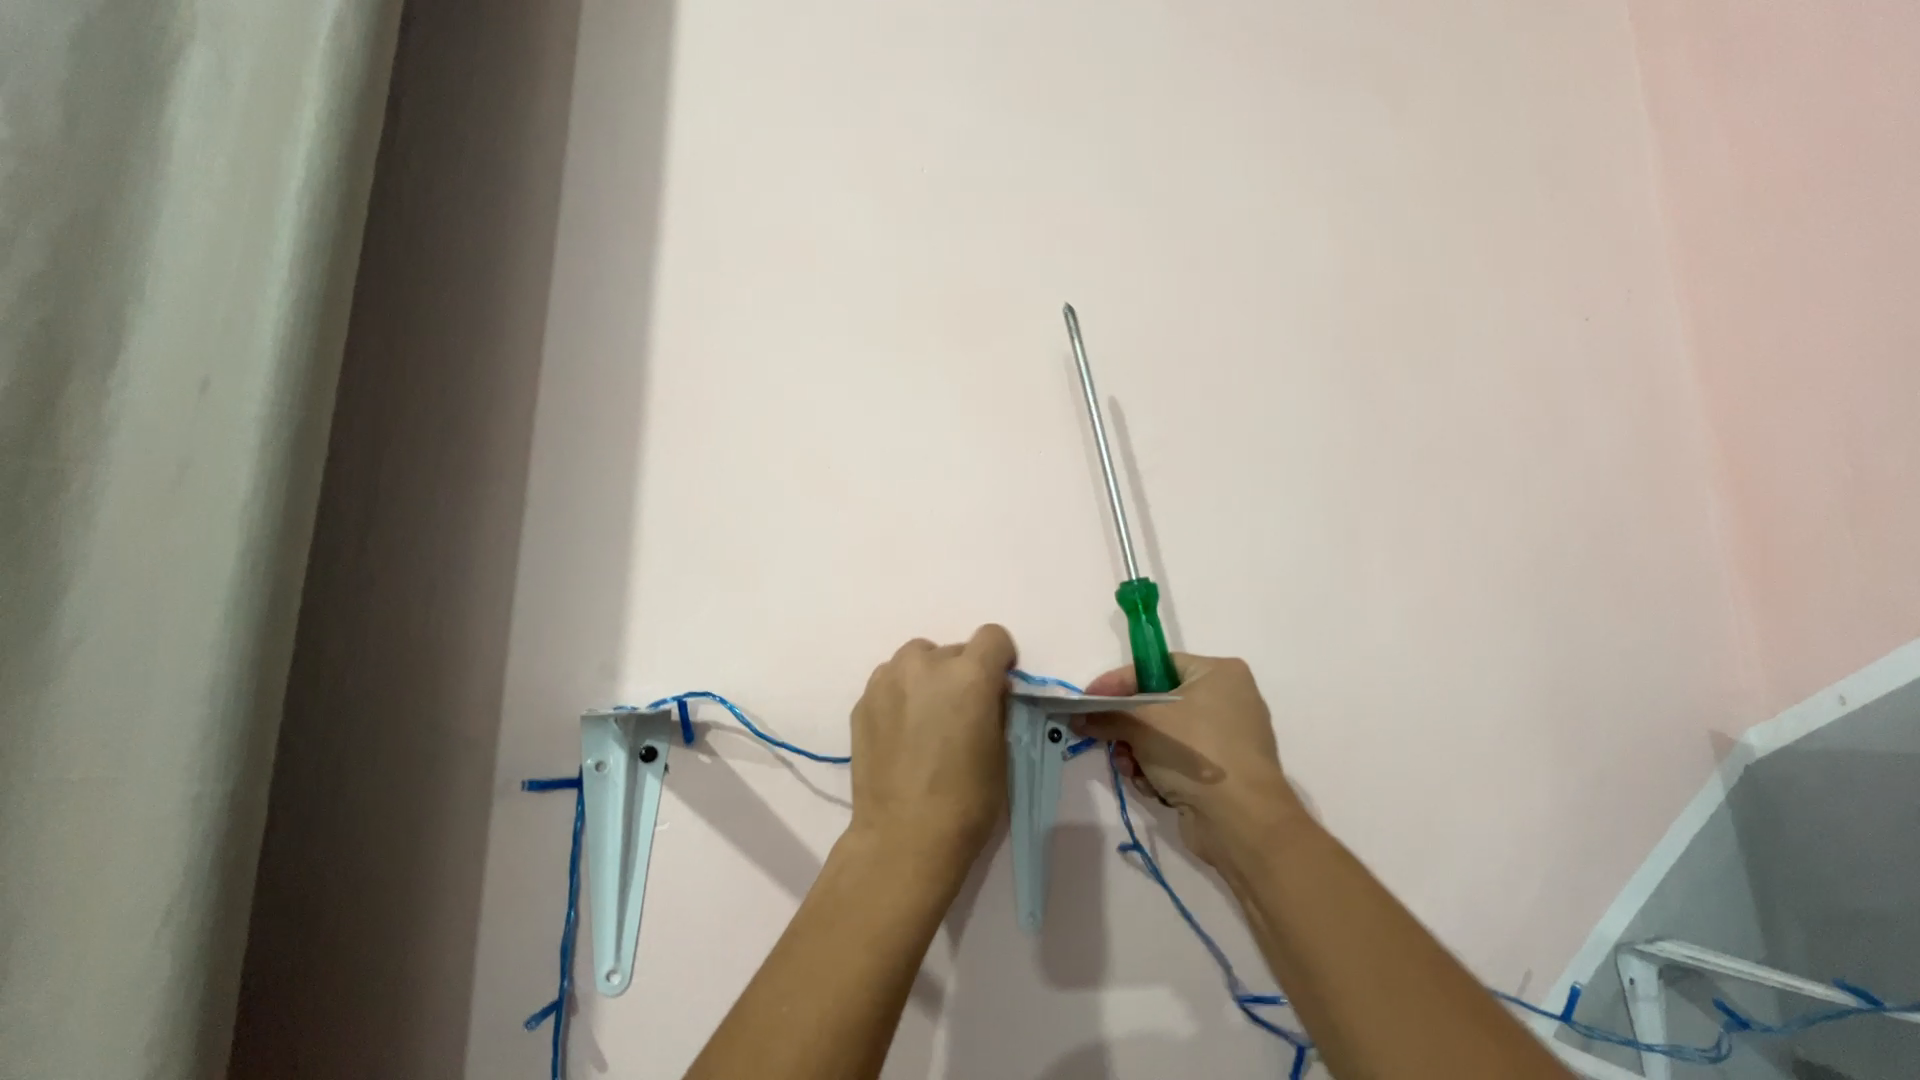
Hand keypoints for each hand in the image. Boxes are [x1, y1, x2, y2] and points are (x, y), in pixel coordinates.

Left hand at [847, 625, 1016, 863]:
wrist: (904, 837)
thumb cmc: (967, 800)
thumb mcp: (1002, 751)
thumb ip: (996, 708)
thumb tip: (989, 695)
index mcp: (969, 674)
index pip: (993, 637)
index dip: (1000, 660)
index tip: (998, 688)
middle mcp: (925, 665)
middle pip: (952, 650)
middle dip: (962, 674)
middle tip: (961, 715)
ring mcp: (886, 681)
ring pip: (915, 661)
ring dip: (927, 679)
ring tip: (927, 721)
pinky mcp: (861, 703)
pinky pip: (889, 683)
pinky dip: (900, 697)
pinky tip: (902, 736)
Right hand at [1074, 654, 1301, 868]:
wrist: (1242, 821)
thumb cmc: (1196, 751)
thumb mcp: (1143, 724)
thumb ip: (1107, 714)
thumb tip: (1078, 716)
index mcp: (1219, 673)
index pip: (1156, 666)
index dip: (1119, 682)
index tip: (1088, 698)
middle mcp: (1227, 700)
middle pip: (1158, 703)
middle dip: (1128, 726)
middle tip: (1104, 736)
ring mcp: (1227, 739)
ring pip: (1163, 736)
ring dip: (1138, 752)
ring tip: (1129, 767)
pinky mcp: (1221, 773)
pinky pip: (1176, 761)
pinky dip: (1157, 771)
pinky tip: (1149, 784)